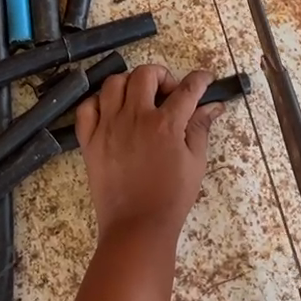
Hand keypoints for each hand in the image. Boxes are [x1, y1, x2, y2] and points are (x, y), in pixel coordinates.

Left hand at [74, 65, 221, 244]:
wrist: (137, 226)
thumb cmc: (171, 197)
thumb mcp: (195, 163)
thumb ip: (200, 129)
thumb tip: (213, 106)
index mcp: (165, 124)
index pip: (187, 89)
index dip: (200, 79)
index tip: (204, 79)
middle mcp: (135, 118)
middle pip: (145, 74)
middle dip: (162, 76)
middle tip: (168, 93)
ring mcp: (108, 127)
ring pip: (114, 83)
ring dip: (130, 84)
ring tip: (139, 100)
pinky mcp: (89, 140)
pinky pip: (87, 107)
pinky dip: (99, 102)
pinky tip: (111, 112)